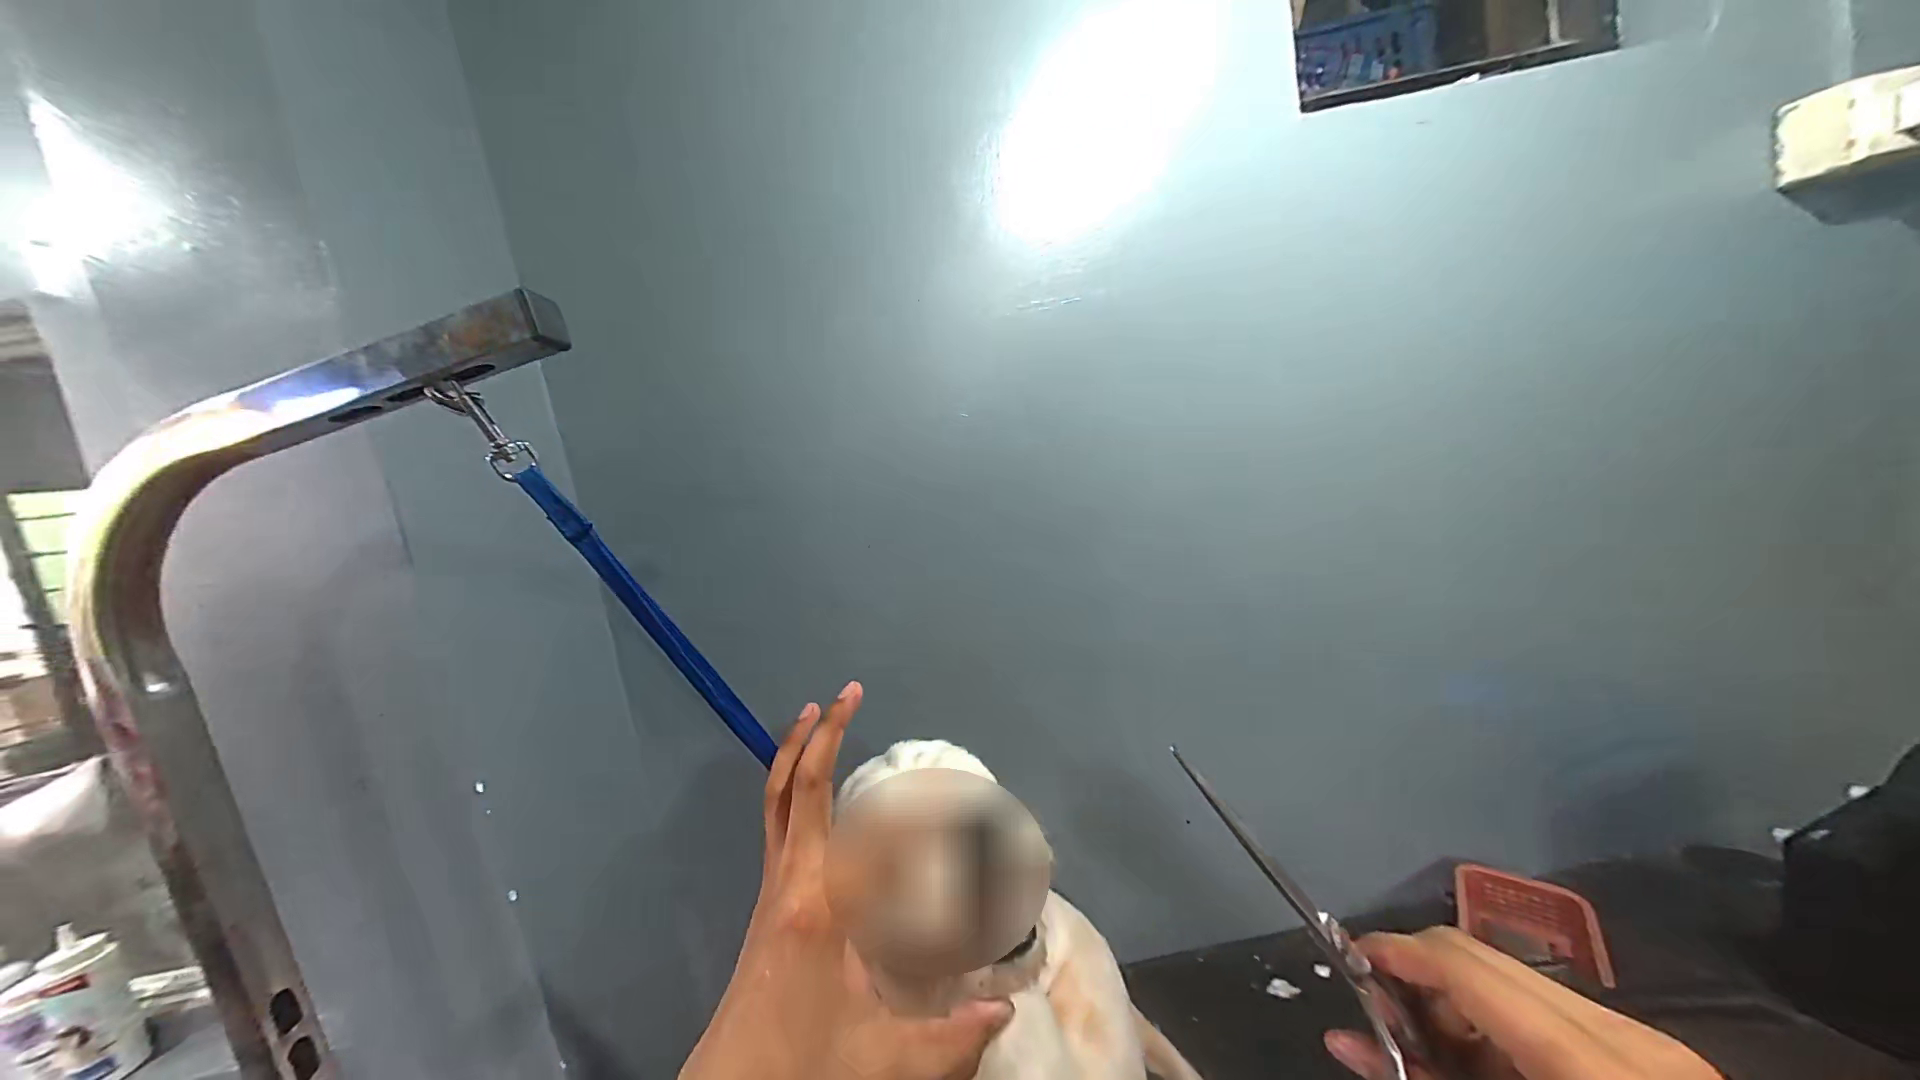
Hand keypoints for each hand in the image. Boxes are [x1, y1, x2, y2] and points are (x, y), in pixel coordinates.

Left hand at [679, 682, 1013, 1079]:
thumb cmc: (801, 1066)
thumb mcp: (883, 1060)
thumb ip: (951, 1039)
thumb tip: (1006, 1012)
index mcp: (821, 904)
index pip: (851, 824)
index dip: (890, 799)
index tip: (931, 788)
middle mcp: (790, 879)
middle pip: (795, 786)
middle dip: (819, 733)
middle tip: (847, 693)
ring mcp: (772, 885)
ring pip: (775, 798)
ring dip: (794, 750)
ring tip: (817, 713)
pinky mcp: (766, 897)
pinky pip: (777, 822)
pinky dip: (791, 786)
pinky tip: (809, 785)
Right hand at [1324, 927, 1722, 1079]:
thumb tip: (1341, 1040)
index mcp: (1594, 1063)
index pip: (1463, 963)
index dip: (1392, 951)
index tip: (1346, 962)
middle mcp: (1625, 1034)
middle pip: (1478, 955)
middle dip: (1417, 976)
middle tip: (1385, 1019)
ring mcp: (1650, 1042)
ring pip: (1509, 977)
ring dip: (1455, 1002)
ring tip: (1437, 1053)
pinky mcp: (1658, 1054)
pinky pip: (1546, 1010)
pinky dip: (1498, 1026)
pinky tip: (1487, 1065)